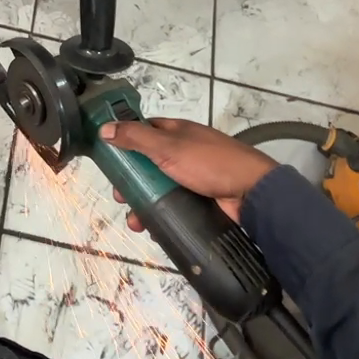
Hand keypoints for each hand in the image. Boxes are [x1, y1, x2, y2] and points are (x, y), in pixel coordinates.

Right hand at [100, 118, 276, 224]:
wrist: (254, 194)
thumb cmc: (209, 163)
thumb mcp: (168, 147)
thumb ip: (136, 137)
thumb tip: (104, 128)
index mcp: (176, 132)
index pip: (142, 131)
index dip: (124, 143)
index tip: (108, 161)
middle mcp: (183, 151)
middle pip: (148, 164)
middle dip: (131, 182)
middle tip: (120, 198)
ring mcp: (193, 177)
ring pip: (159, 188)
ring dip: (144, 204)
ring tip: (136, 223)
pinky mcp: (201, 199)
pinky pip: (174, 205)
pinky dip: (162, 216)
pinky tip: (154, 229)